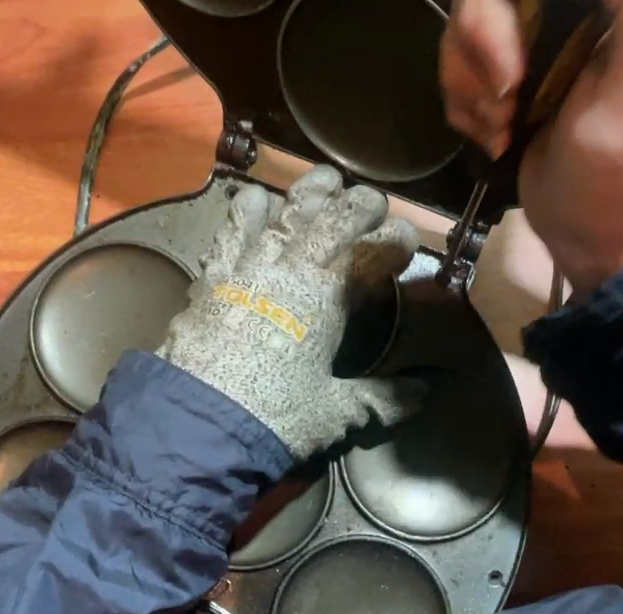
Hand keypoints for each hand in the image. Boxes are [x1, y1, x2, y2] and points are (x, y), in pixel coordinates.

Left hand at [160, 166, 424, 460]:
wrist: (199, 422)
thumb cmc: (276, 416)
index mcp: (325, 296)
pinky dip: (246, 209)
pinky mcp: (211, 279)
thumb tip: (423, 394)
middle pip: (327, 220)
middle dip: (355, 204)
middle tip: (371, 199)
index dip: (392, 239)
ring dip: (307, 193)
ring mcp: (246, 267)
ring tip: (324, 182)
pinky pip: (231, 229)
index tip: (406, 236)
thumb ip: (381, 399)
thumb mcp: (336, 412)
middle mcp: (288, 268)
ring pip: (280, 211)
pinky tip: (254, 200)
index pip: (369, 251)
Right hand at [440, 0, 622, 294]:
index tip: (521, 60)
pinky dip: (468, 98)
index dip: (522, 4)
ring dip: (473, 78)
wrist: (585, 239)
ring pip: (475, 8)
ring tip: (504, 125)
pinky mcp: (515, 52)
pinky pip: (461, 47)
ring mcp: (549, 17)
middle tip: (507, 93)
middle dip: (487, 38)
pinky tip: (497, 132)